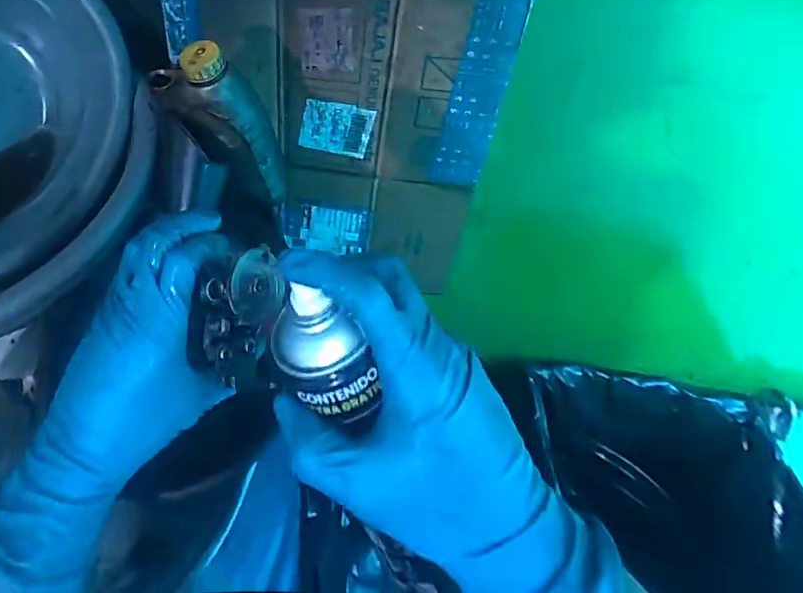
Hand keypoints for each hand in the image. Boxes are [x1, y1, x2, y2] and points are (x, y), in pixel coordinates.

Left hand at [34, 211, 232, 490]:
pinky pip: (126, 266)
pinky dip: (147, 251)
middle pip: (152, 239)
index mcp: (159, 311)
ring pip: (134, 248)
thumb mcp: (196, 396)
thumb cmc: (144, 418)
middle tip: (212, 222)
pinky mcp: (102, 310)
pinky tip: (165, 263)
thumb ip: (228, 369)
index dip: (206, 243)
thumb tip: (255, 353)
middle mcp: (133, 294)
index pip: (182, 257)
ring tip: (191, 234)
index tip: (230, 243)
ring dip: (162, 232)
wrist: (84, 440)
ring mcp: (113, 299)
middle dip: (182, 223)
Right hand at [273, 250, 627, 591]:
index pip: (369, 293)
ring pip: (401, 293)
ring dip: (358, 288)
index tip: (286, 264)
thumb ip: (309, 446)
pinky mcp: (461, 364)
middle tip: (303, 286)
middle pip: (388, 276)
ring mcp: (455, 353)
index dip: (324, 270)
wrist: (520, 538)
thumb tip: (281, 404)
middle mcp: (440, 348)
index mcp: (417, 369)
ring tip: (322, 314)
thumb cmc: (440, 510)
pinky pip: (411, 318)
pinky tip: (357, 347)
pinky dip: (376, 313)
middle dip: (340, 268)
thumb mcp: (361, 488)